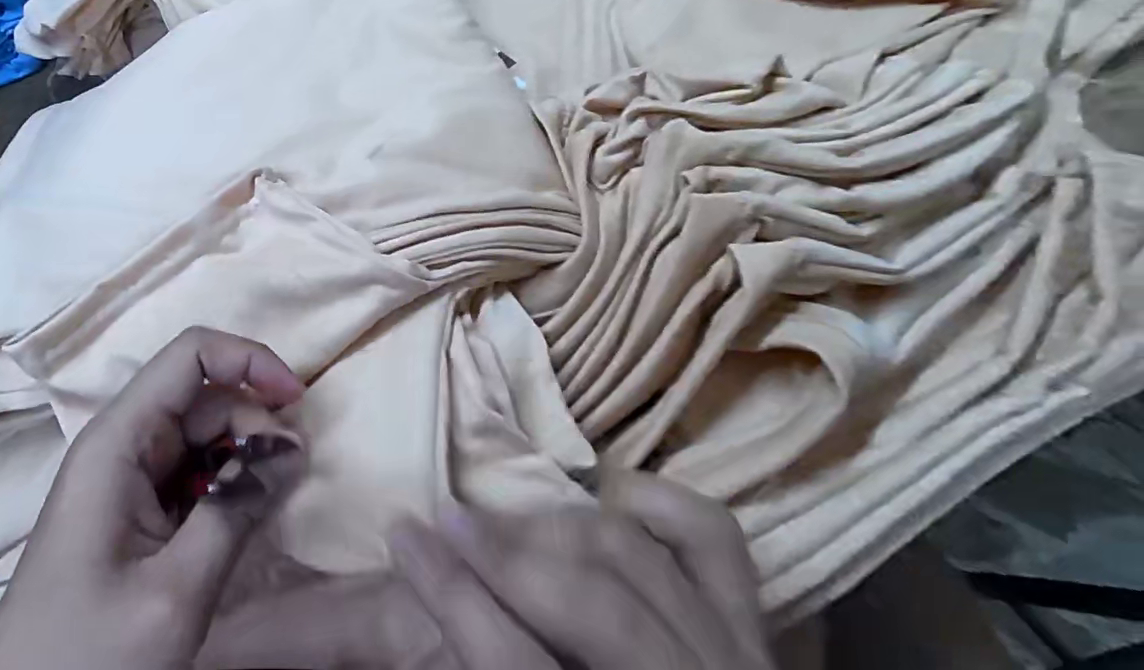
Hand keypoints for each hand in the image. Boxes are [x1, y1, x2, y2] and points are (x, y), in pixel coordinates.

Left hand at [0, 327, 307, 669]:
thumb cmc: (87, 653)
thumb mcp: (174, 590)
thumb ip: (234, 510)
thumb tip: (290, 447)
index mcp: (118, 439)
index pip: (188, 355)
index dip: (247, 359)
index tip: (296, 400)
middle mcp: (121, 443)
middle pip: (201, 396)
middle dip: (253, 420)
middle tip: (292, 474)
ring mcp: (126, 477)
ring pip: (201, 436)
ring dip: (244, 455)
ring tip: (272, 500)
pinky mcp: (135, 510)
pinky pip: (191, 474)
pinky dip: (226, 485)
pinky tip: (244, 518)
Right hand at [391, 471, 773, 669]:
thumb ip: (444, 641)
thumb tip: (400, 558)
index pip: (520, 664)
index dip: (454, 598)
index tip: (400, 534)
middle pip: (595, 610)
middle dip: (506, 554)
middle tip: (444, 519)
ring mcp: (732, 657)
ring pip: (639, 560)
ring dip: (556, 526)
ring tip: (499, 516)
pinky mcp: (748, 624)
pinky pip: (713, 541)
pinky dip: (657, 506)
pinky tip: (605, 497)